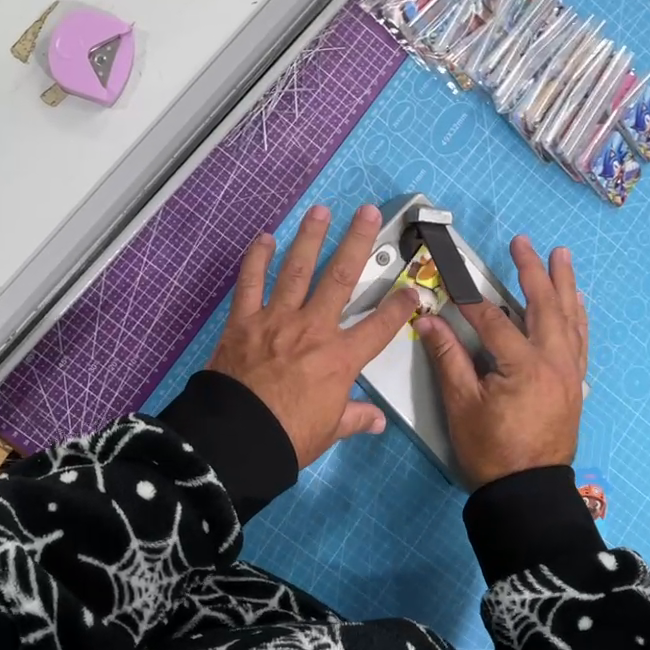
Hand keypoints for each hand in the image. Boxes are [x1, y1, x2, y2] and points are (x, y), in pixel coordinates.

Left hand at [206, 204, 421, 467]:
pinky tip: (264, 238)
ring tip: (321, 210)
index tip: (413, 290)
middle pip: (341, 278)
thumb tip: (377, 420)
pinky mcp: (243, 320)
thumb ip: (354, 418)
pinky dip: (256, 259)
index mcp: (340, 358)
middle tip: (369, 212)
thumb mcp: (329, 431)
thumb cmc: (288, 437)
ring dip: (310, 237)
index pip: (379, 327)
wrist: (236, 438)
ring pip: (297, 269)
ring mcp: (276, 319)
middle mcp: (313, 329)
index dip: (399, 307)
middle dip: (357, 242)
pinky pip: (250, 282)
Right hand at [416, 236, 588, 485]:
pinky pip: (579, 341)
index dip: (468, 298)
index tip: (450, 276)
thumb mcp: (461, 404)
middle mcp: (555, 363)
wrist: (527, 493)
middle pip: (544, 307)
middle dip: (532, 271)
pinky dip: (577, 317)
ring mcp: (570, 374)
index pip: (492, 319)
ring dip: (563, 286)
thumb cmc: (490, 451)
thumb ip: (447, 358)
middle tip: (523, 243)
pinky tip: (575, 303)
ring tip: (561, 258)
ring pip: (570, 320)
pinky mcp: (574, 385)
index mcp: (525, 366)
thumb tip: (427, 320)